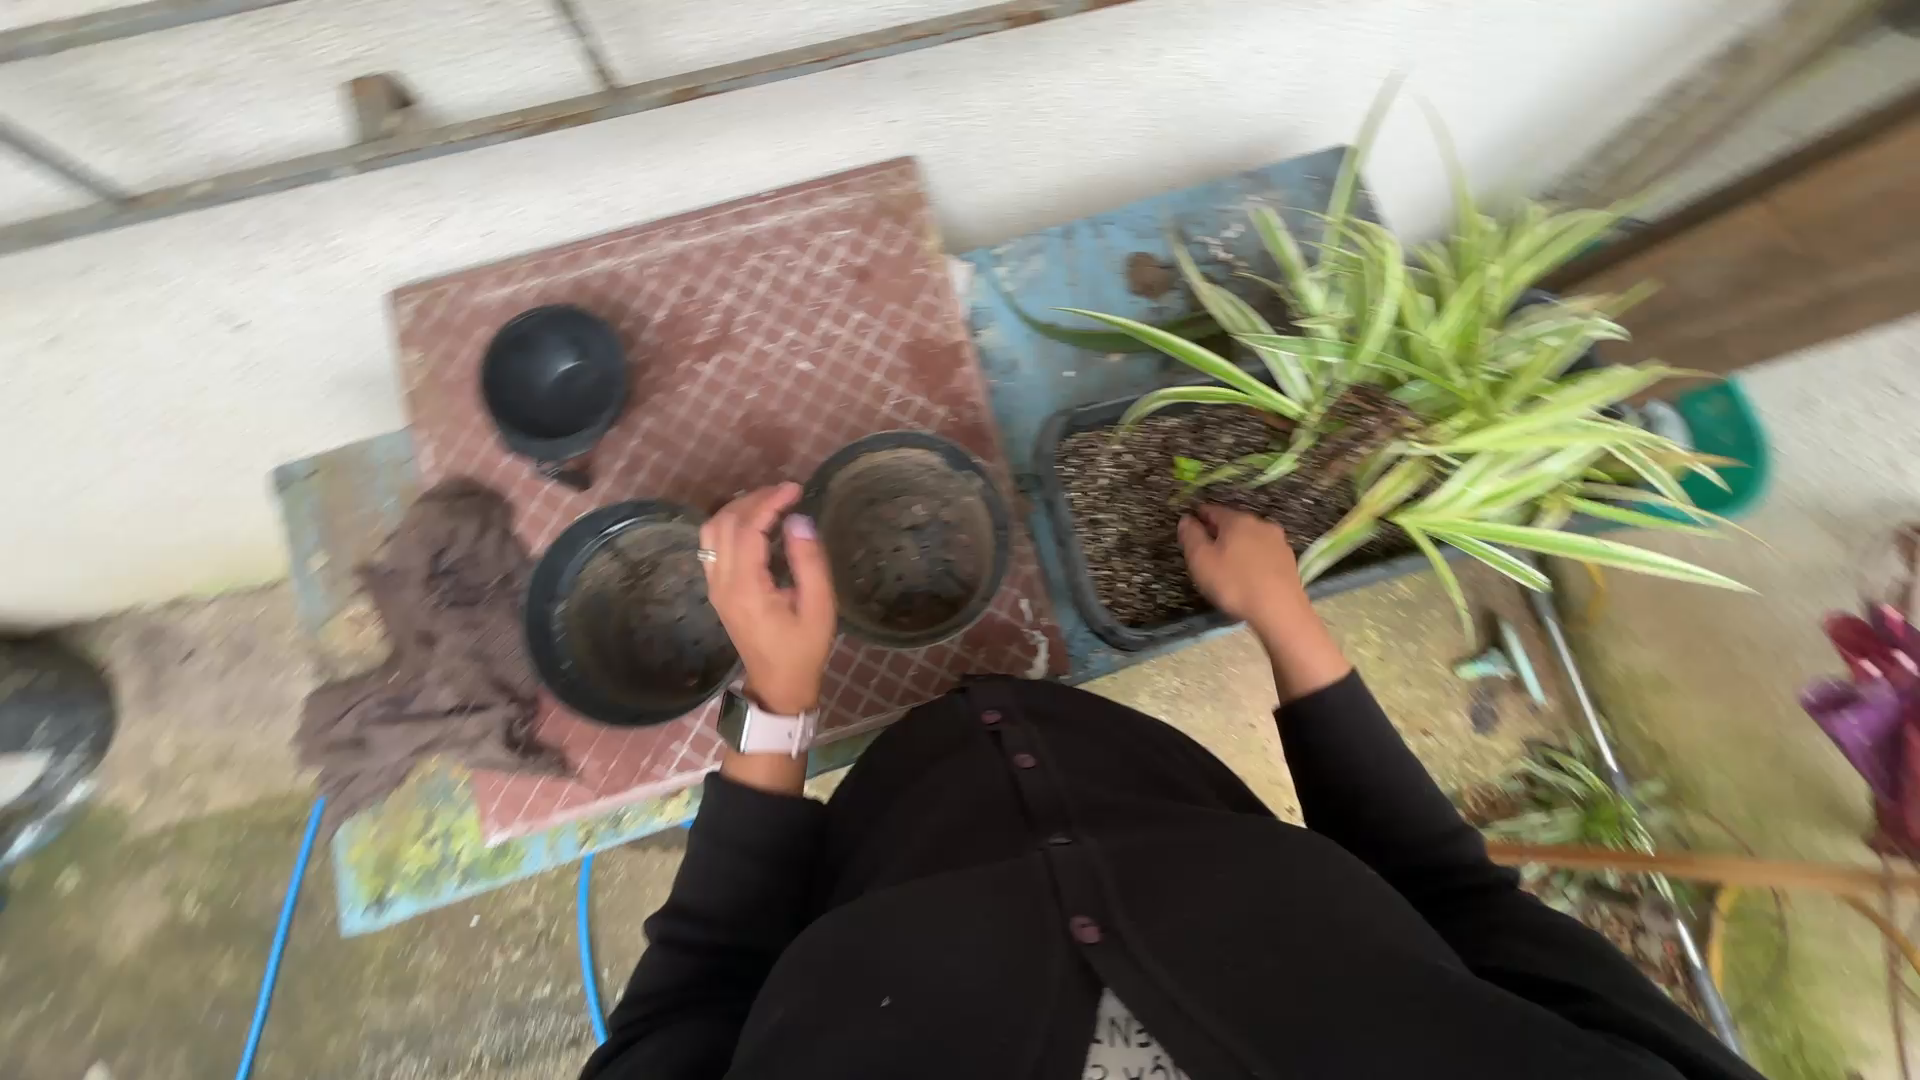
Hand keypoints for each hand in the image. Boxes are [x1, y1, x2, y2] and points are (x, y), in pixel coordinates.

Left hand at [700, 483, 835, 715]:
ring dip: (738, 509)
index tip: (796, 488)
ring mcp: (715, 586)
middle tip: (786, 491)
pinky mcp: (717, 589)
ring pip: (712, 531)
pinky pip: (713, 545)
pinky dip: (731, 524)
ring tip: (771, 501)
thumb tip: (799, 520)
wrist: (778, 684)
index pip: (748, 529)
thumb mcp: (819, 607)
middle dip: (754, 499)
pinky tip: (757, 522)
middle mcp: (722, 583)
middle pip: (724, 524)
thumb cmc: (804, 649)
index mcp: (746, 588)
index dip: (770, 502)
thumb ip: (809, 561)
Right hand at [1176, 504, 1309, 635]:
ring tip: (1227, 559)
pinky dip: (1252, 556)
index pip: (1213, 510)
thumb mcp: (1200, 560)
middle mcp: (1260, 524)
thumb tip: (1186, 519)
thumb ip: (1191, 536)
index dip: (1200, 515)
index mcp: (1237, 521)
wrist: (1279, 610)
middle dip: (1219, 530)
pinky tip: (1247, 571)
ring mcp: (1278, 541)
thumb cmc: (1233, 583)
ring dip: (1238, 543)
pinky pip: (1263, 551)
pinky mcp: (1289, 559)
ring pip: (1250, 536)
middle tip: (1206, 544)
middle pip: (1234, 522)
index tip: (1191, 523)